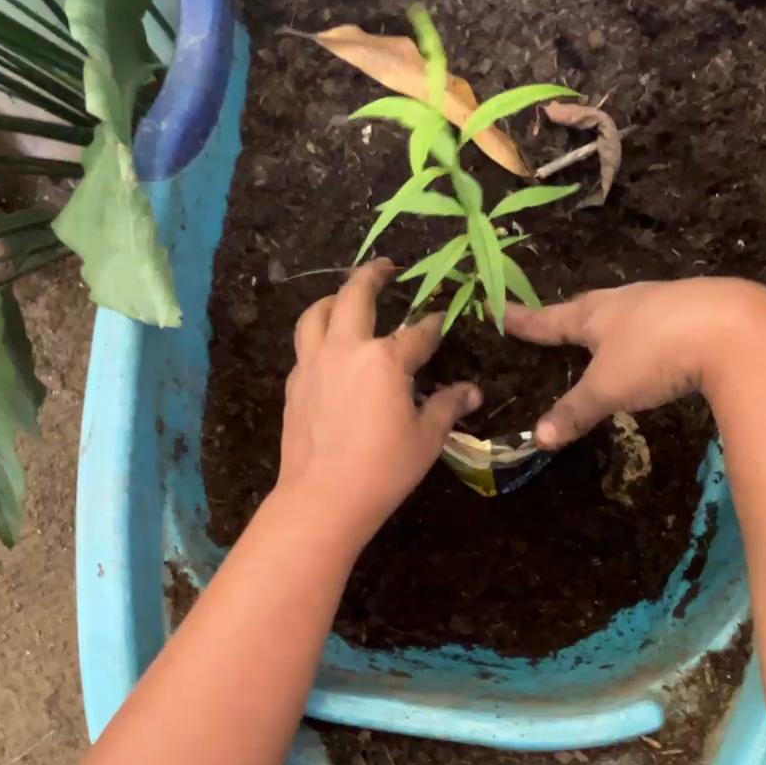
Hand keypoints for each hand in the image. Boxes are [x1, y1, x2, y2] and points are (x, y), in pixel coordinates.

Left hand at [274, 259, 482, 543]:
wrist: (322, 497)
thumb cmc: (383, 470)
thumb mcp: (426, 439)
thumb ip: (446, 407)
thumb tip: (471, 392)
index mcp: (385, 360)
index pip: (417, 333)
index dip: (433, 325)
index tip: (442, 319)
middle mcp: (346, 350)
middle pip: (355, 296)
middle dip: (372, 276)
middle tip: (385, 267)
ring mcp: (313, 364)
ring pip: (316, 314)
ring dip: (333, 298)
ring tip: (344, 297)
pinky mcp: (294, 384)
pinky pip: (304, 347)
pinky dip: (317, 337)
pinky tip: (328, 350)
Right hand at [504, 277, 765, 448]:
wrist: (735, 329)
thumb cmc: (655, 353)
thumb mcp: (608, 389)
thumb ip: (575, 411)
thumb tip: (538, 437)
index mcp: (597, 315)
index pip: (551, 319)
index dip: (525, 321)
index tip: (500, 310)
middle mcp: (627, 301)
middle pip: (590, 306)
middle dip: (571, 316)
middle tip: (557, 320)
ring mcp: (666, 302)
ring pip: (629, 310)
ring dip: (614, 322)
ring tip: (607, 334)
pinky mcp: (700, 312)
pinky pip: (662, 320)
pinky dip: (650, 331)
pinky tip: (657, 342)